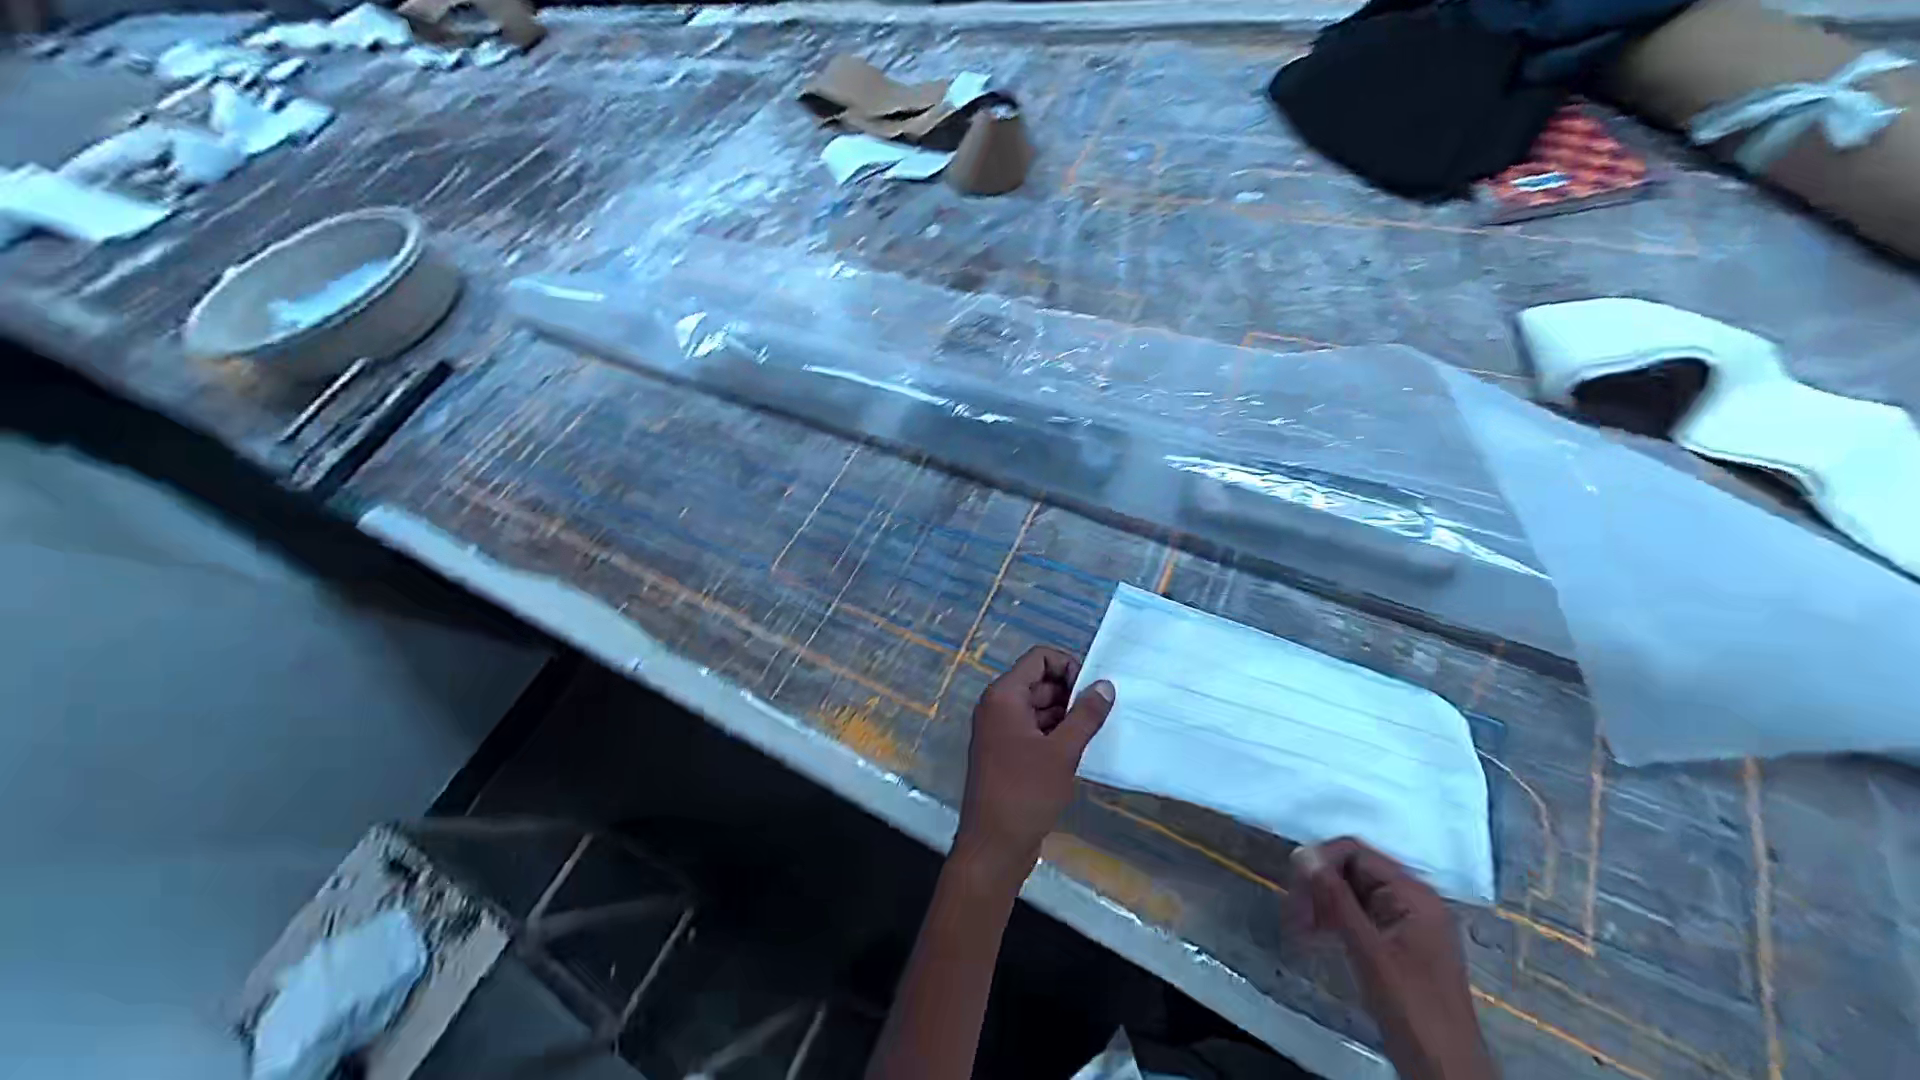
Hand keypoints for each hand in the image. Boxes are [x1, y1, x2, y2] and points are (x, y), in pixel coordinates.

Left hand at [954, 646, 1113, 879]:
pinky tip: (1078, 749)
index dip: (1068, 666)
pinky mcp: (1005, 751)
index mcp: (1003, 696)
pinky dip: (1055, 733)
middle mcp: (997, 706)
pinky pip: (1033, 728)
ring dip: (1065, 715)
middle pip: (1039, 681)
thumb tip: (1105, 685)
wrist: (993, 845)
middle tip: (1099, 715)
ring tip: (1093, 733)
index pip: (1039, 658)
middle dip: (1070, 693)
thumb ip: (1086, 715)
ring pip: (1038, 706)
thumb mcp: (1063, 752)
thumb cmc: (1026, 793)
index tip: (1092, 691)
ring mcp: (999, 729)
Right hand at [1293, 838, 1497, 1079]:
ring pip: (1352, 894)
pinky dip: (1334, 921)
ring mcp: (1407, 923)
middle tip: (1293, 914)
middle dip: (1319, 887)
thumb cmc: (1412, 1008)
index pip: (1356, 853)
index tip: (1293, 885)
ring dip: (1322, 905)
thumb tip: (1302, 853)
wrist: (1447, 1072)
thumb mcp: (1368, 950)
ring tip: (1299, 929)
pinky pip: (1359, 916)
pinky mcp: (1398, 943)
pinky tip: (1315, 937)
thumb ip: (1335, 898)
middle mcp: (1413, 901)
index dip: (1321, 862)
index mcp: (1414, 895)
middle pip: (1352, 871)